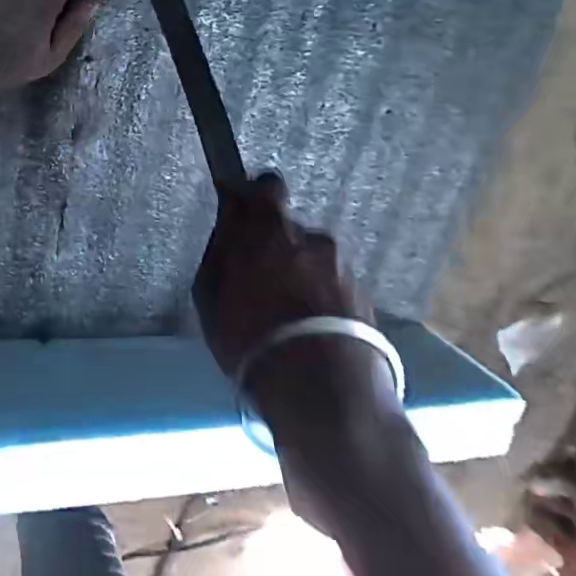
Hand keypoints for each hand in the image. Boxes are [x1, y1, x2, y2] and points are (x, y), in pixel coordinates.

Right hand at [194, 174, 387, 414]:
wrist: (323, 389)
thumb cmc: (250, 336)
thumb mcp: (210, 294)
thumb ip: (221, 253)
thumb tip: (230, 232)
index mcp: (266, 228)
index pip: (261, 186)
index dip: (247, 193)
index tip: (236, 206)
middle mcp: (308, 236)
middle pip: (286, 225)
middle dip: (271, 240)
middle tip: (257, 272)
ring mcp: (340, 265)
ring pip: (310, 255)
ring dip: (297, 270)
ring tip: (284, 309)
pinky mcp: (364, 296)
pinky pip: (330, 283)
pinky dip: (318, 295)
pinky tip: (306, 325)